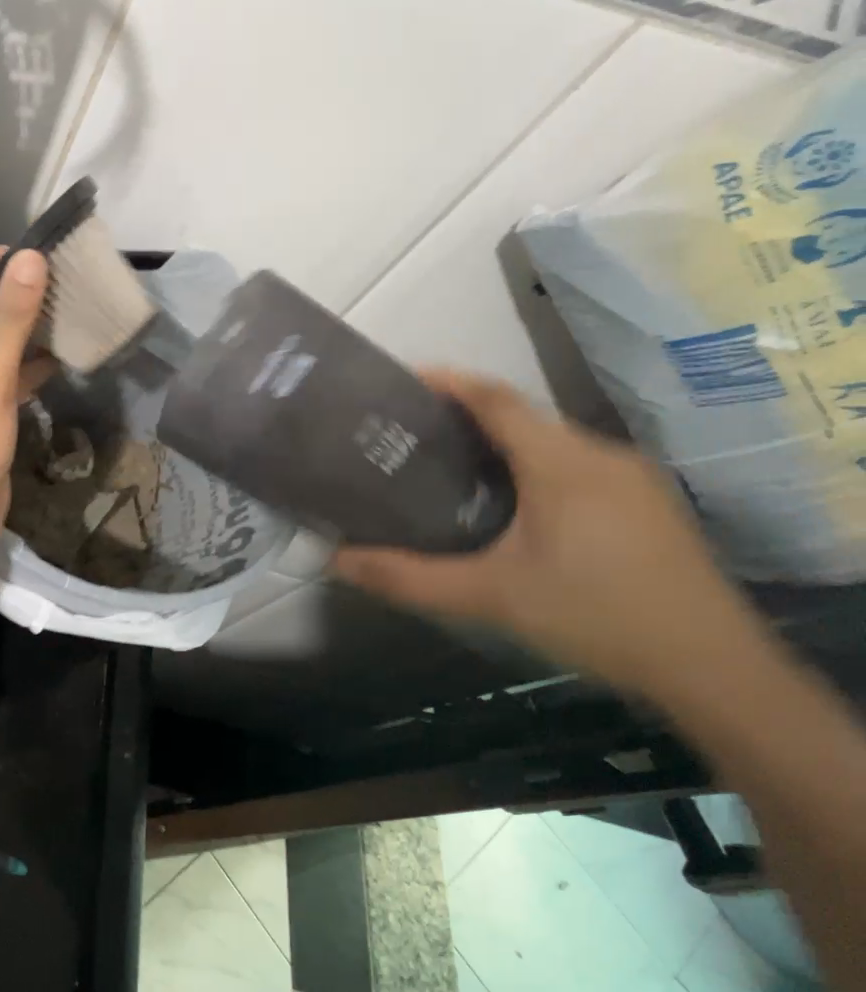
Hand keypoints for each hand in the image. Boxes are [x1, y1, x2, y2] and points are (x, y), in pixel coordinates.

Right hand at [334, 371, 760, 693]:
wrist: (711, 667)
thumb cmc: (595, 616)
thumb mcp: (489, 597)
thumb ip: (408, 576)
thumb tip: (334, 560)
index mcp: (563, 464)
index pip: (496, 399)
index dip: (446, 382)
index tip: (397, 379)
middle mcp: (601, 456)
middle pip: (521, 418)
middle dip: (463, 418)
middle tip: (406, 436)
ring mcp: (632, 479)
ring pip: (549, 444)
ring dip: (497, 446)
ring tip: (444, 469)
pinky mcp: (647, 504)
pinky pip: (574, 467)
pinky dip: (530, 469)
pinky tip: (506, 505)